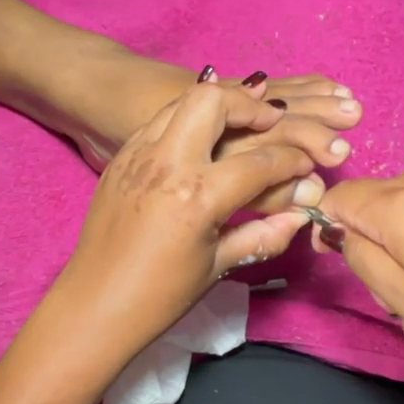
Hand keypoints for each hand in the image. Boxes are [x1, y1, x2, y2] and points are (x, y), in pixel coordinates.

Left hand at [56, 80, 315, 355]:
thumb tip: (302, 213)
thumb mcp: (218, 265)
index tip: (308, 165)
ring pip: (182, 101)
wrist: (94, 302)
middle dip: (249, 105)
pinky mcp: (120, 157)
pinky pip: (158, 122)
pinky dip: (185, 121)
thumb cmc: (159, 294)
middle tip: (270, 122)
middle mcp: (166, 164)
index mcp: (196, 196)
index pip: (259, 161)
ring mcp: (138, 155)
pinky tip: (199, 143)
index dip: (293, 160)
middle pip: (214, 100)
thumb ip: (264, 234)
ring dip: (216, 106)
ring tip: (239, 125)